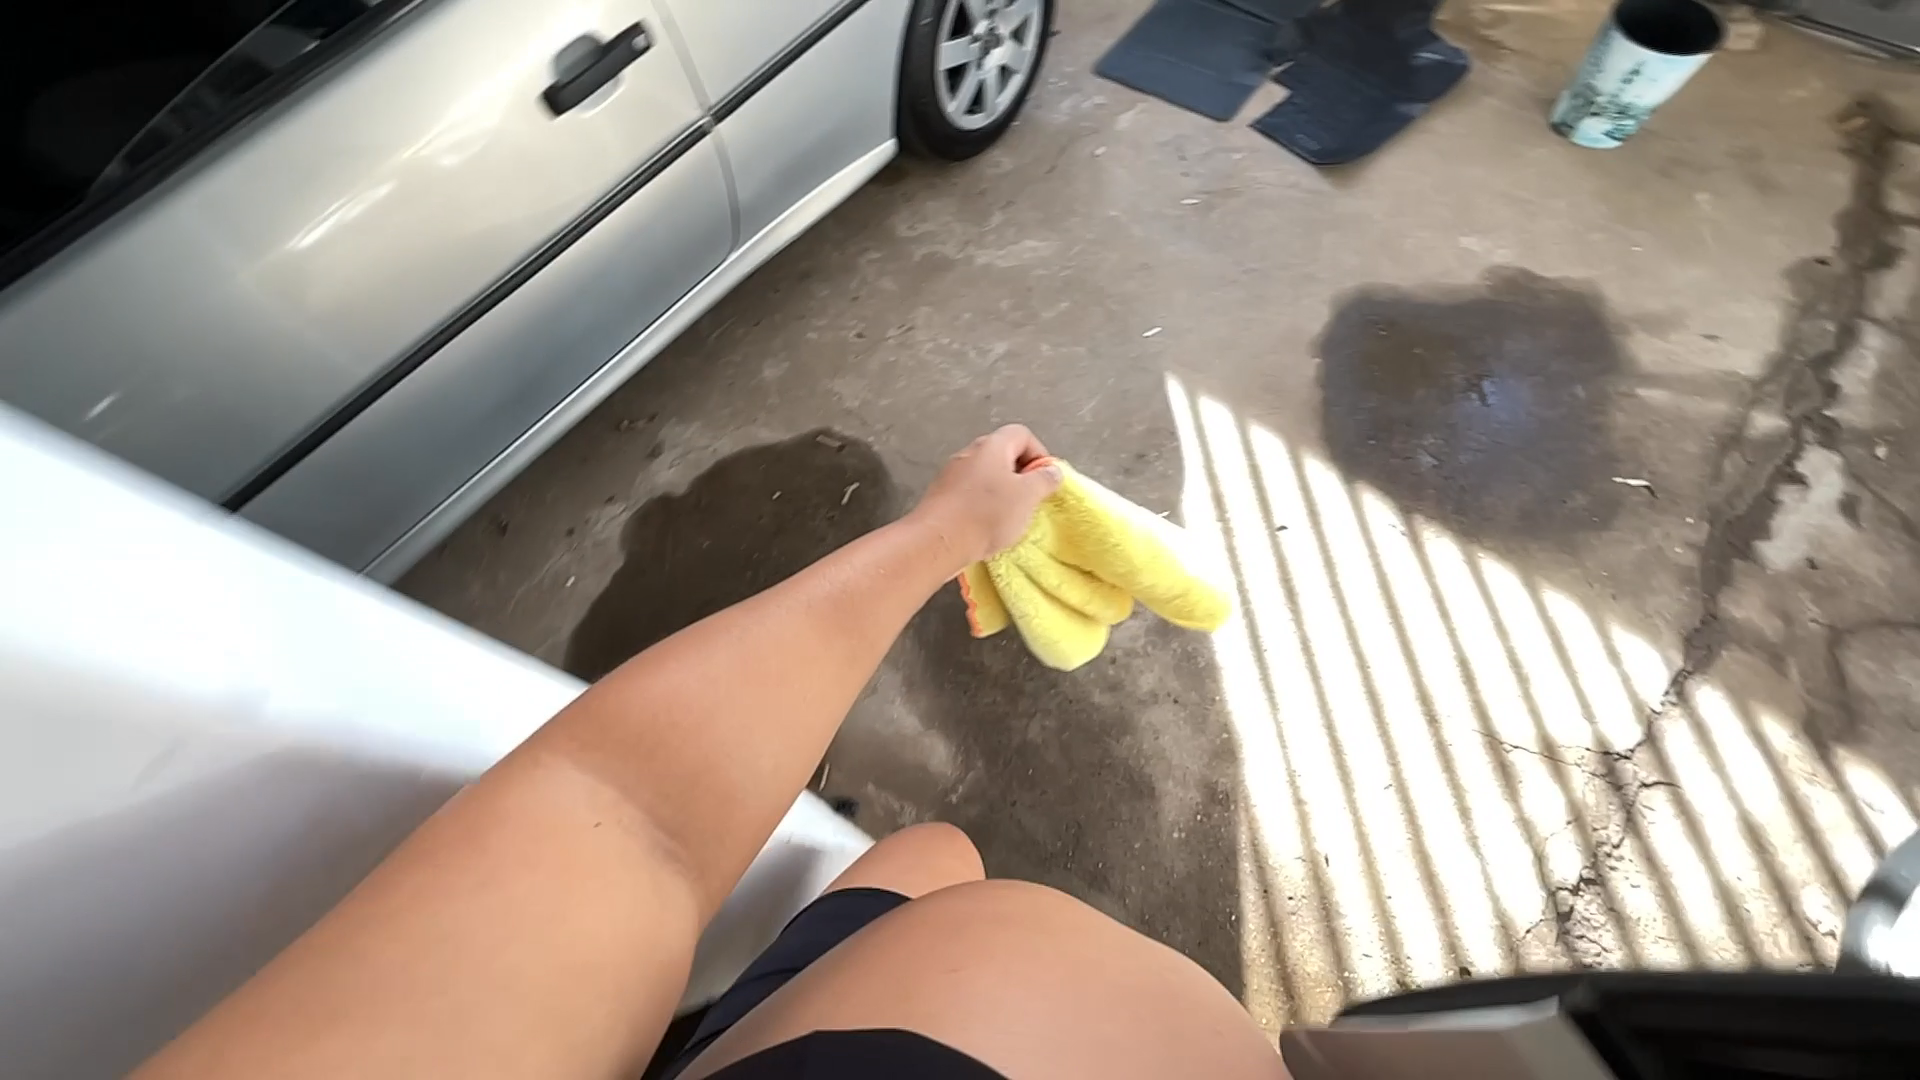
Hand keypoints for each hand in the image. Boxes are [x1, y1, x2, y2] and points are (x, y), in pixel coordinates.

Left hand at [910, 425, 1062, 566]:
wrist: (938, 542)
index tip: (1045, 479)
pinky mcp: (940, 496)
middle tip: (1029, 499)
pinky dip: (981, 504)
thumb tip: (1052, 470)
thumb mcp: (1027, 497)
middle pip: (1002, 453)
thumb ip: (1044, 480)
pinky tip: (985, 526)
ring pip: (984, 475)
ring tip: (1008, 516)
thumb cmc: (987, 515)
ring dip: (1000, 491)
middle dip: (1020, 474)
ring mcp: (951, 474)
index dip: (1039, 454)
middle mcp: (968, 453)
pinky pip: (968, 493)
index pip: (1022, 434)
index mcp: (991, 445)